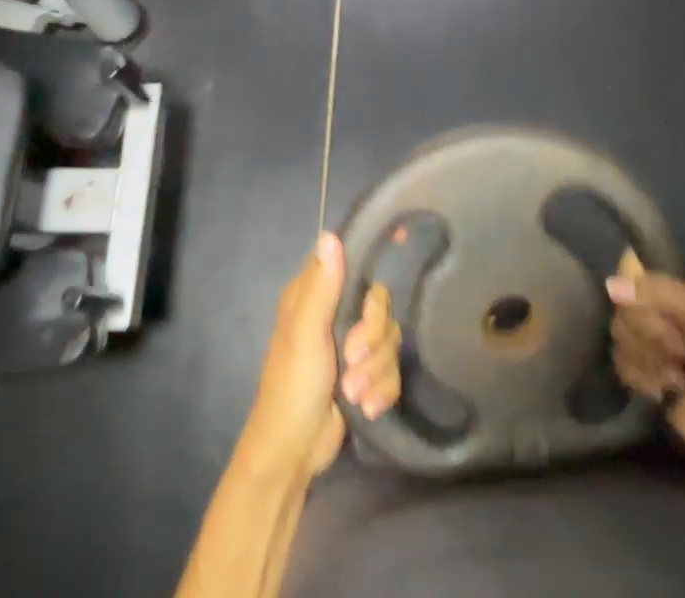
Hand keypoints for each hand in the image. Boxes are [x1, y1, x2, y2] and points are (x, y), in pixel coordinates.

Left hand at [240, 233, 401, 479]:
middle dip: (373, 339)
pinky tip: (366, 409)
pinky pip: (392, 371)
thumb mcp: (305, 334)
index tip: (383, 284)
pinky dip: (382, 391)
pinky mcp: (366, 375)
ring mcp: (351, 347)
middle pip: (380, 307)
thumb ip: (322, 288)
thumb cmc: (292, 386)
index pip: (352, 267)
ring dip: (375, 373)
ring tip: (353, 395)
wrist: (295, 449)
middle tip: (352, 359)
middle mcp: (334, 316)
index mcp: (312, 298)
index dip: (369, 276)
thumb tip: (330, 235)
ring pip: (390, 342)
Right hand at [607, 249, 684, 463]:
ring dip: (649, 361)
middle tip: (680, 351)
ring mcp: (651, 338)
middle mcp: (663, 305)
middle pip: (625, 305)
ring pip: (620, 335)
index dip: (641, 292)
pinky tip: (665, 390)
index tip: (659, 312)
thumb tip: (610, 285)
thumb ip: (659, 293)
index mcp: (684, 284)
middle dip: (651, 335)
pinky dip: (643, 379)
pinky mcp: (641, 367)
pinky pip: (620, 362)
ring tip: (678, 376)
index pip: (636, 267)